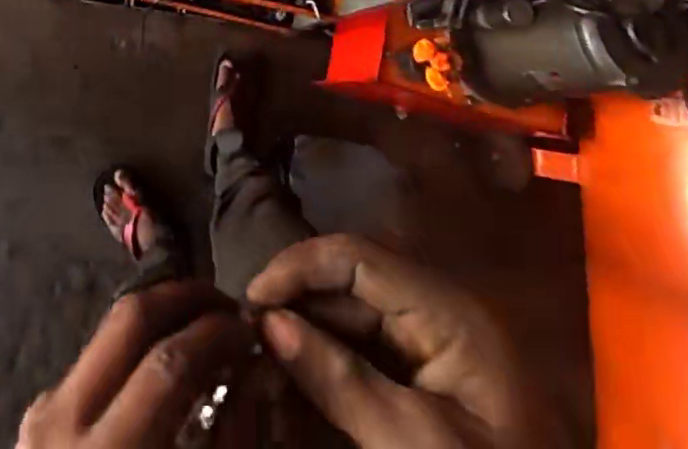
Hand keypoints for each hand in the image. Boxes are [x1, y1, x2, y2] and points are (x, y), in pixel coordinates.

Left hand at [17, 281, 253, 447]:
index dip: (216, 334)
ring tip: (204, 322)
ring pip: (108, 328)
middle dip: (187, 298)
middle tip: (228, 303)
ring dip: (162, 314)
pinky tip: (167, 356)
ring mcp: (43, 414)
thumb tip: (252, 371)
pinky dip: (138, 344)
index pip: (166, 364)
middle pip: (129, 320)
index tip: (251, 326)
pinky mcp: (38, 414)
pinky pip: (97, 357)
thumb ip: (229, 442)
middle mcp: (63, 421)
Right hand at [246, 235, 552, 448]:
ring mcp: (430, 344)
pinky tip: (290, 382)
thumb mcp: (412, 442)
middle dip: (295, 305)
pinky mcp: (424, 376)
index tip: (250, 300)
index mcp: (445, 309)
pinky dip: (325, 364)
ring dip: (304, 336)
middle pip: (349, 285)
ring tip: (256, 361)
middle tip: (242, 338)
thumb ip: (340, 381)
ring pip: (350, 318)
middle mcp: (435, 311)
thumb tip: (269, 324)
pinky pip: (363, 353)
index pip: (357, 258)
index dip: (298, 267)